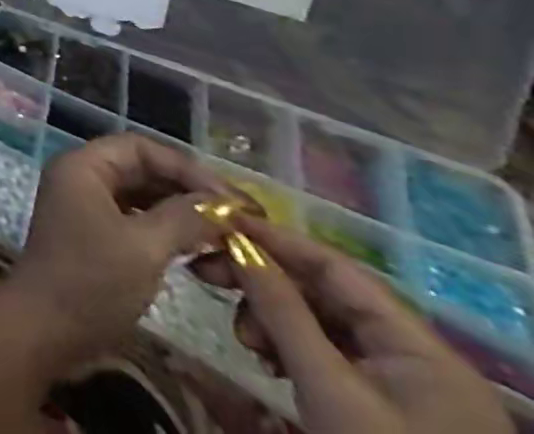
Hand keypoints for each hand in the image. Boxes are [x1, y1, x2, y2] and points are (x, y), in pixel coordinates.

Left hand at [8, 134, 234, 368]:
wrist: (48, 323)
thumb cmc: (91, 278)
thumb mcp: (145, 245)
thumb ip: (185, 218)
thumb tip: (226, 205)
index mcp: (81, 167)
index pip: (140, 147)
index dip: (189, 168)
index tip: (236, 201)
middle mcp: (79, 178)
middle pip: (142, 169)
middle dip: (191, 190)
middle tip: (244, 221)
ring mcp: (85, 205)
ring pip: (143, 195)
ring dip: (184, 212)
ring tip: (229, 238)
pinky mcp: (94, 233)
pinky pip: (137, 218)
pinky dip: (169, 229)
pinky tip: (202, 251)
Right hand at [208, 218, 509, 433]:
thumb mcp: (325, 384)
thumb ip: (281, 312)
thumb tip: (236, 245)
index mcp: (420, 346)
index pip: (338, 268)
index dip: (277, 240)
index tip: (215, 223)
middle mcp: (415, 354)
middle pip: (328, 294)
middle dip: (264, 281)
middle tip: (206, 274)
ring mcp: (401, 381)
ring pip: (321, 322)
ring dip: (271, 317)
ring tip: (244, 338)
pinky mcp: (381, 402)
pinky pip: (326, 352)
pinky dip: (287, 345)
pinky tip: (265, 357)